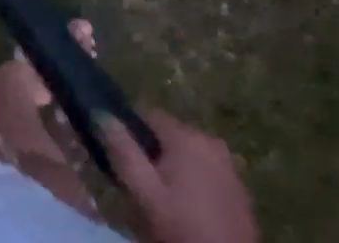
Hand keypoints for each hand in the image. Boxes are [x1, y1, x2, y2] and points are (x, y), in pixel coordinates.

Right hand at [100, 109, 258, 242]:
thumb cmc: (181, 226)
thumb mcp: (143, 190)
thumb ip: (122, 149)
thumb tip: (100, 113)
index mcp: (186, 136)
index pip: (146, 112)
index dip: (128, 129)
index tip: (118, 152)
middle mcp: (211, 140)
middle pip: (167, 132)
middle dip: (150, 149)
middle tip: (138, 179)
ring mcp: (229, 163)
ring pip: (186, 151)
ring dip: (171, 164)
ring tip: (160, 193)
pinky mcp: (238, 185)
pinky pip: (205, 167)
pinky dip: (191, 176)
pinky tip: (185, 202)